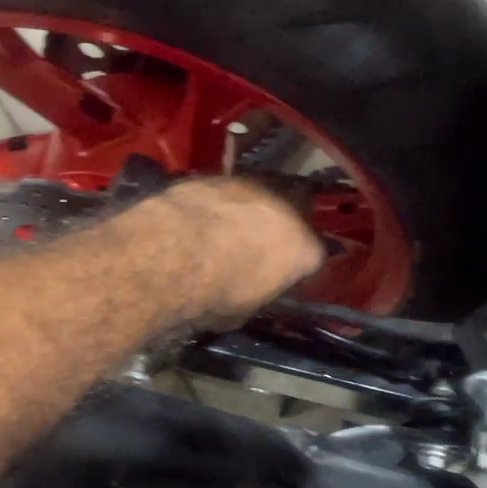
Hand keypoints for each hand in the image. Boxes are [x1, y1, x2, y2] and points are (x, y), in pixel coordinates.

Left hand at [133, 178, 325, 320]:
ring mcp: (252, 186)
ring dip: (250, 213)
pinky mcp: (217, 176)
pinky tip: (201, 220)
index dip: (298, 269)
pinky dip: (219, 205)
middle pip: (295, 215)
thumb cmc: (215, 294)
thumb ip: (257, 294)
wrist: (173, 254)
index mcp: (302, 250)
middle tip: (260, 248)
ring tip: (227, 232)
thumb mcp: (243, 311)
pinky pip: (226, 193)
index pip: (313, 258)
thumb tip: (249, 292)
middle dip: (281, 230)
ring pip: (260, 197)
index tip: (283, 278)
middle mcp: (287, 210)